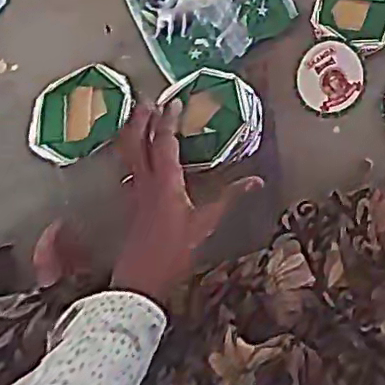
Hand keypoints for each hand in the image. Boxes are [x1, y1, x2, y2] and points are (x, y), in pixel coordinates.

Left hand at [111, 103, 262, 305]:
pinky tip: (138, 157)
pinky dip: (131, 155)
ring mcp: (134, 193)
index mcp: (164, 181)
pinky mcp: (131, 204)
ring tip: (138, 119)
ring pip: (127, 156)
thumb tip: (257, 180)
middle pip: (135, 144)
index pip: (163, 143)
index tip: (173, 102)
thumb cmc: (174, 250)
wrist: (139, 282)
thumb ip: (230, 198)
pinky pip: (128, 170)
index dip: (167, 121)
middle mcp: (145, 182)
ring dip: (132, 135)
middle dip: (140, 121)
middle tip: (147, 101)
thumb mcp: (206, 222)